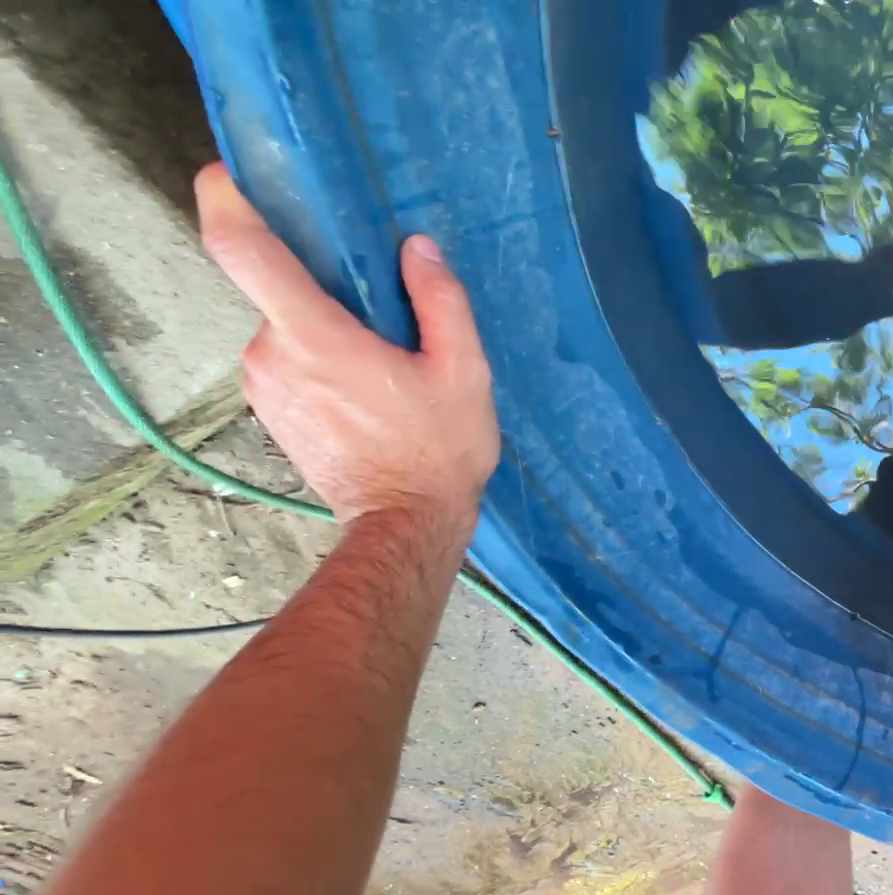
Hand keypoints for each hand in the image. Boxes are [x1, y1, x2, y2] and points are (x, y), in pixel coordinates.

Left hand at [195, 163, 499, 527]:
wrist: (408, 521)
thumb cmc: (440, 449)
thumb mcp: (465, 373)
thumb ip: (442, 303)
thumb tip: (419, 250)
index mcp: (315, 336)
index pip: (243, 249)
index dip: (229, 200)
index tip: (234, 176)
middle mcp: (271, 354)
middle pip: (285, 296)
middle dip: (333, 299)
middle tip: (393, 330)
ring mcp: (264, 386)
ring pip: (292, 333)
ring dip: (334, 338)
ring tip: (391, 375)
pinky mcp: (271, 411)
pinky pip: (292, 365)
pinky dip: (325, 366)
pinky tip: (372, 398)